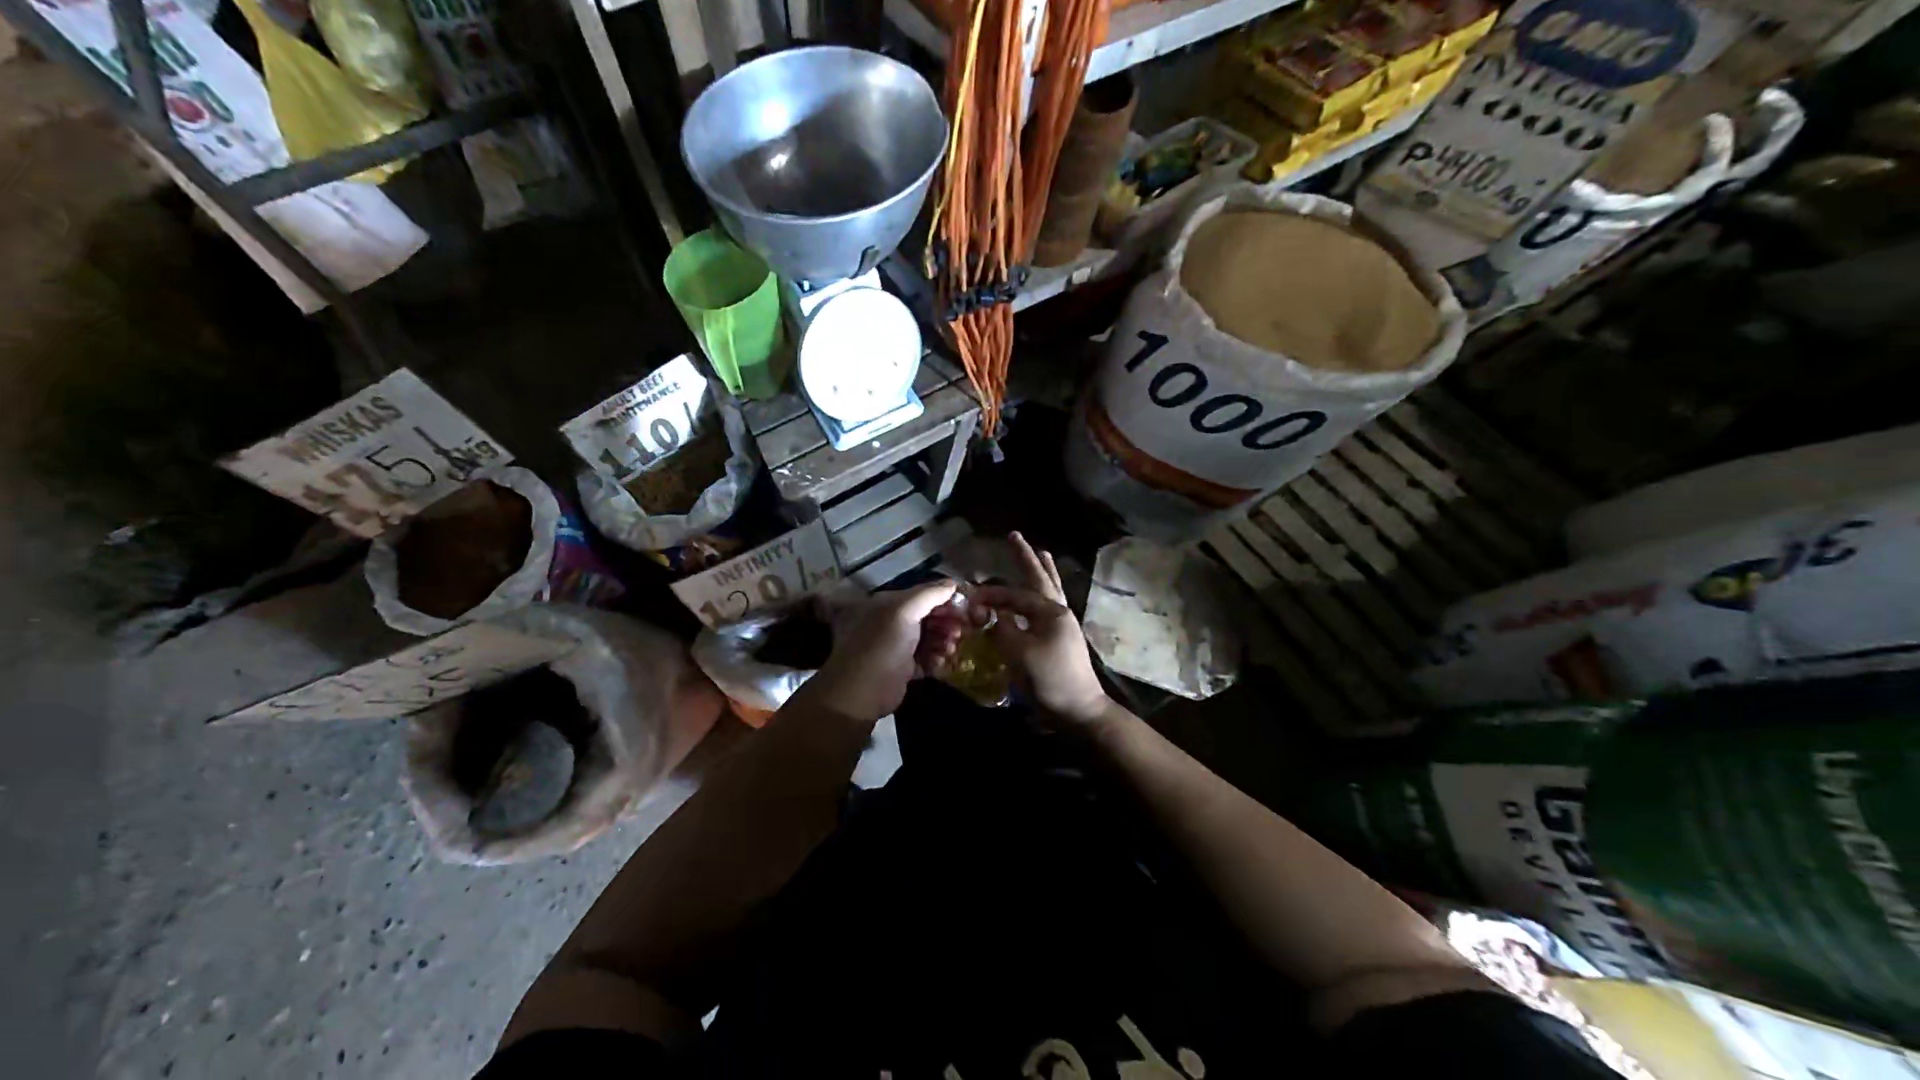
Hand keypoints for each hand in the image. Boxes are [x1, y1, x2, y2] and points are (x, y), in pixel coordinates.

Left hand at [801, 579, 962, 722]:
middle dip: (948, 622)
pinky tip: (942, 662)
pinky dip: (936, 659)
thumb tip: (953, 583)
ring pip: (930, 638)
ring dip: (944, 641)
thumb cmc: (883, 645)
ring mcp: (898, 646)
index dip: (945, 599)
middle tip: (963, 631)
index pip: (922, 595)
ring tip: (952, 648)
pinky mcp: (903, 668)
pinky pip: (926, 658)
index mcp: (888, 604)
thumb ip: (929, 595)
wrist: (863, 692)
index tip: (967, 607)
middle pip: (928, 617)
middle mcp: (892, 622)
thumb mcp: (904, 612)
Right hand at [971, 533, 1112, 726]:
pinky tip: (1040, 595)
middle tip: (1015, 536)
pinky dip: (1043, 593)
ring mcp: (1063, 625)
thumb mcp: (1019, 653)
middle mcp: (1059, 612)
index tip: (970, 599)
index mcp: (1051, 612)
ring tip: (1041, 552)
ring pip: (1050, 589)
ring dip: (1043, 570)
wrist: (1077, 710)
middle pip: (1041, 578)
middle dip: (1027, 558)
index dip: (991, 595)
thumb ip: (1003, 628)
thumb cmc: (1049, 679)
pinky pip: (1049, 607)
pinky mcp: (1061, 639)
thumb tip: (992, 615)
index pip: (1015, 595)